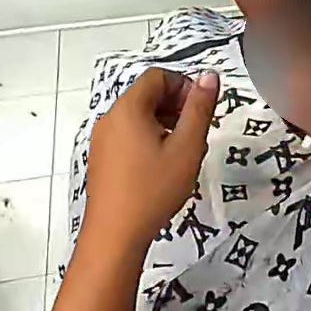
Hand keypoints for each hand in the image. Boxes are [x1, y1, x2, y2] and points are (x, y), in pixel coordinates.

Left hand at [82, 68, 218, 244]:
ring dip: (165, 123)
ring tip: (183, 152)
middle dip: (176, 106)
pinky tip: (163, 166)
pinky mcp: (102, 158)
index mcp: (128, 109)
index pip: (158, 76)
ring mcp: (102, 139)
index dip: (184, 86)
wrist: (115, 234)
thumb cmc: (153, 189)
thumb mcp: (187, 147)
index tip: (201, 111)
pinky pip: (129, 134)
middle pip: (147, 94)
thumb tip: (208, 76)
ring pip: (139, 116)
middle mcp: (110, 118)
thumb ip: (199, 108)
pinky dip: (150, 139)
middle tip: (197, 133)